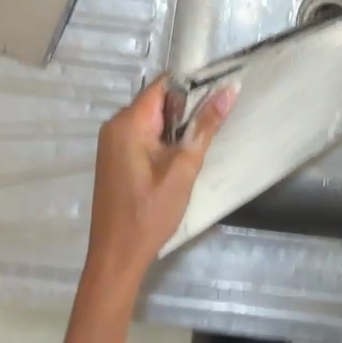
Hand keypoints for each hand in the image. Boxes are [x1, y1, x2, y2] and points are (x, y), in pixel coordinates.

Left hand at [84, 76, 235, 279]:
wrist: (116, 258)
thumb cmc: (150, 213)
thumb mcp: (184, 168)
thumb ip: (205, 125)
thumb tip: (229, 89)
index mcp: (129, 121)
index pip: (164, 84)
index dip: (191, 86)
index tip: (217, 97)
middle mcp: (115, 124)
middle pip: (158, 100)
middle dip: (184, 112)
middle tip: (208, 131)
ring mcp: (112, 142)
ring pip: (152, 119)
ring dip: (175, 129)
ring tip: (195, 149)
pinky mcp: (114, 157)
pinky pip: (142, 135)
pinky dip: (162, 142)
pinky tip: (176, 162)